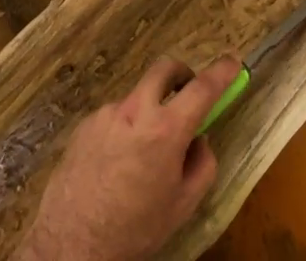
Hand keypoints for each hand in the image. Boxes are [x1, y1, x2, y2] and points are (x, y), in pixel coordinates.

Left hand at [15, 55, 243, 260]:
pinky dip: (125, 128)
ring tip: (143, 154)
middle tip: (188, 94)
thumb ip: (202, 164)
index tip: (232, 62)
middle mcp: (135, 111)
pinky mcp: (85, 124)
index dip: (222, 71)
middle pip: (164, 69)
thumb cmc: (135, 228)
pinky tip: (118, 163)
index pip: (202, 88)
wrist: (72, 244)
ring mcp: (106, 114)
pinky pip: (115, 116)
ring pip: (137, 97)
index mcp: (165, 130)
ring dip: (149, 110)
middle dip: (182, 74)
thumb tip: (199, 139)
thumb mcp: (183, 204)